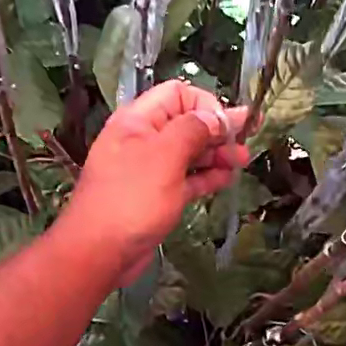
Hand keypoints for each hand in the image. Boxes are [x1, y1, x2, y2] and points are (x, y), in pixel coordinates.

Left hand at [58, 81, 248, 285]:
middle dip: (216, 129)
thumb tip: (220, 116)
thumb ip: (194, 129)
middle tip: (246, 141)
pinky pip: (185, 179)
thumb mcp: (164, 156)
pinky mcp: (155, 196)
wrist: (99, 252)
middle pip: (186, 123)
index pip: (177, 94)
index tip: (228, 124)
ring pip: (188, 153)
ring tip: (242, 161)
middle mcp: (142, 140)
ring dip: (215, 154)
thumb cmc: (131, 199)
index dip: (206, 103)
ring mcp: (148, 170)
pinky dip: (205, 176)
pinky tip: (226, 179)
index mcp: (137, 121)